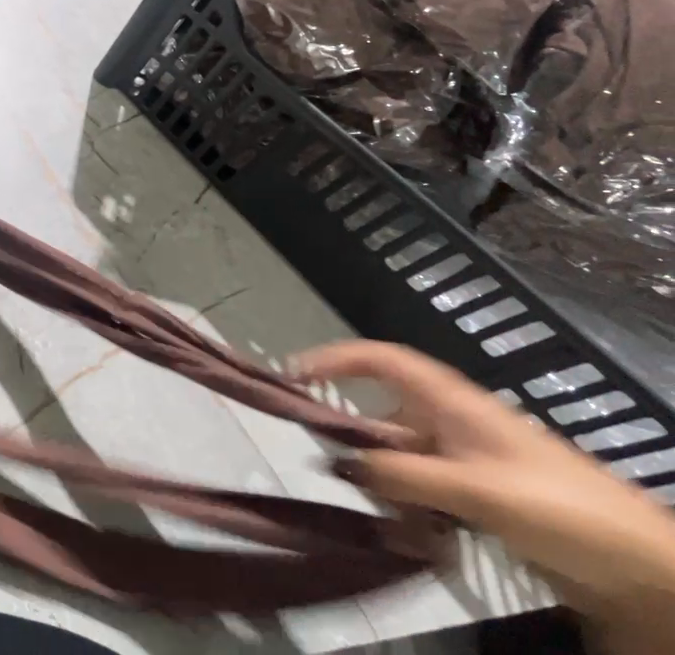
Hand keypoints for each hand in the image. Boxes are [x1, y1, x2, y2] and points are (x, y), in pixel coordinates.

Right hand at [296, 341, 674, 639]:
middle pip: (383, 418)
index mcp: (454, 403)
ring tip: (388, 522)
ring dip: (386, 489)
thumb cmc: (562, 510)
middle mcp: (454, 425)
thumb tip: (338, 464)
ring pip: (400, 462)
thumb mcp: (474, 490)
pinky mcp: (479, 497)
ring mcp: (468, 462)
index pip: (381, 360)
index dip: (334, 359)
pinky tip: (413, 539)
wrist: (647, 572)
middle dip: (358, 447)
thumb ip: (400, 474)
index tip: (292, 377)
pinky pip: (422, 494)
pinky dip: (409, 512)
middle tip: (337, 475)